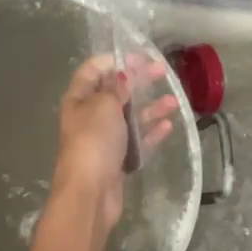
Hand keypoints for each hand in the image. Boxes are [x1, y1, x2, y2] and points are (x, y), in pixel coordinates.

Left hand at [54, 55, 179, 237]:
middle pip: (114, 93)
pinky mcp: (117, 161)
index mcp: (78, 99)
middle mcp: (89, 118)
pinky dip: (150, 133)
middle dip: (137, 82)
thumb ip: (116, 89)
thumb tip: (123, 78)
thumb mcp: (105, 105)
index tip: (139, 57)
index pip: (93, 70)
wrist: (90, 192)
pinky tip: (168, 125)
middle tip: (162, 72)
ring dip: (150, 108)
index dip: (115, 60)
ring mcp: (103, 141)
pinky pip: (136, 142)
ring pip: (129, 118)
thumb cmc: (94, 142)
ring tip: (173, 101)